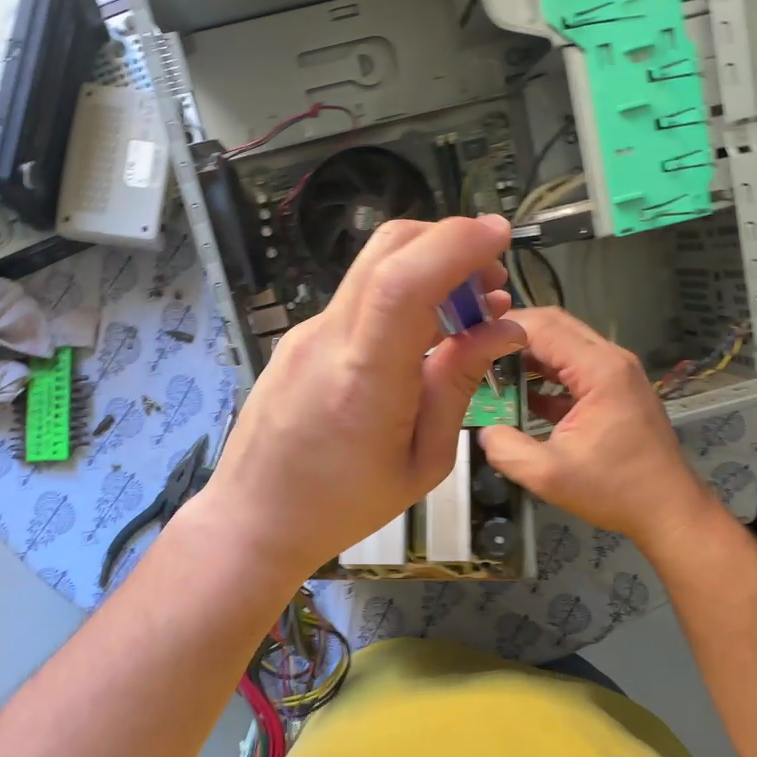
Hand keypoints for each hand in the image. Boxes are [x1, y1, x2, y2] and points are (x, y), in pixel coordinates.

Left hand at [196, 215, 524, 579]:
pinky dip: (400, 296)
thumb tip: (502, 330)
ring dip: (427, 269)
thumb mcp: (422, 462)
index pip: (404, 279)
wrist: (254, 519)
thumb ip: (458, 386)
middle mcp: (328, 340)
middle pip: (386, 250)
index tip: (499, 237)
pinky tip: (423, 334)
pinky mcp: (299, 339)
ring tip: (468, 311)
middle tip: (491, 280)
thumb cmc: (343, 506)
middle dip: (449, 243)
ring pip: (372, 269)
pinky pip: (357, 298)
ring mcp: (306, 334)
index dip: (455, 244)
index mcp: (363, 378)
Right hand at [478, 307, 711, 546]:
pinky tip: (518, 395)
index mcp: (600, 370)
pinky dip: (546, 373)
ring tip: (490, 372)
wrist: (667, 509)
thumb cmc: (614, 489)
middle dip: (512, 336)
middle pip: (555, 326)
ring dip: (529, 354)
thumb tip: (483, 429)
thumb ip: (505, 448)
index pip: (543, 327)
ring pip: (565, 345)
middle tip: (475, 351)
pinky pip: (574, 367)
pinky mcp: (615, 389)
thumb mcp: (548, 474)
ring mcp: (617, 373)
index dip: (503, 328)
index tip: (468, 339)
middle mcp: (611, 360)